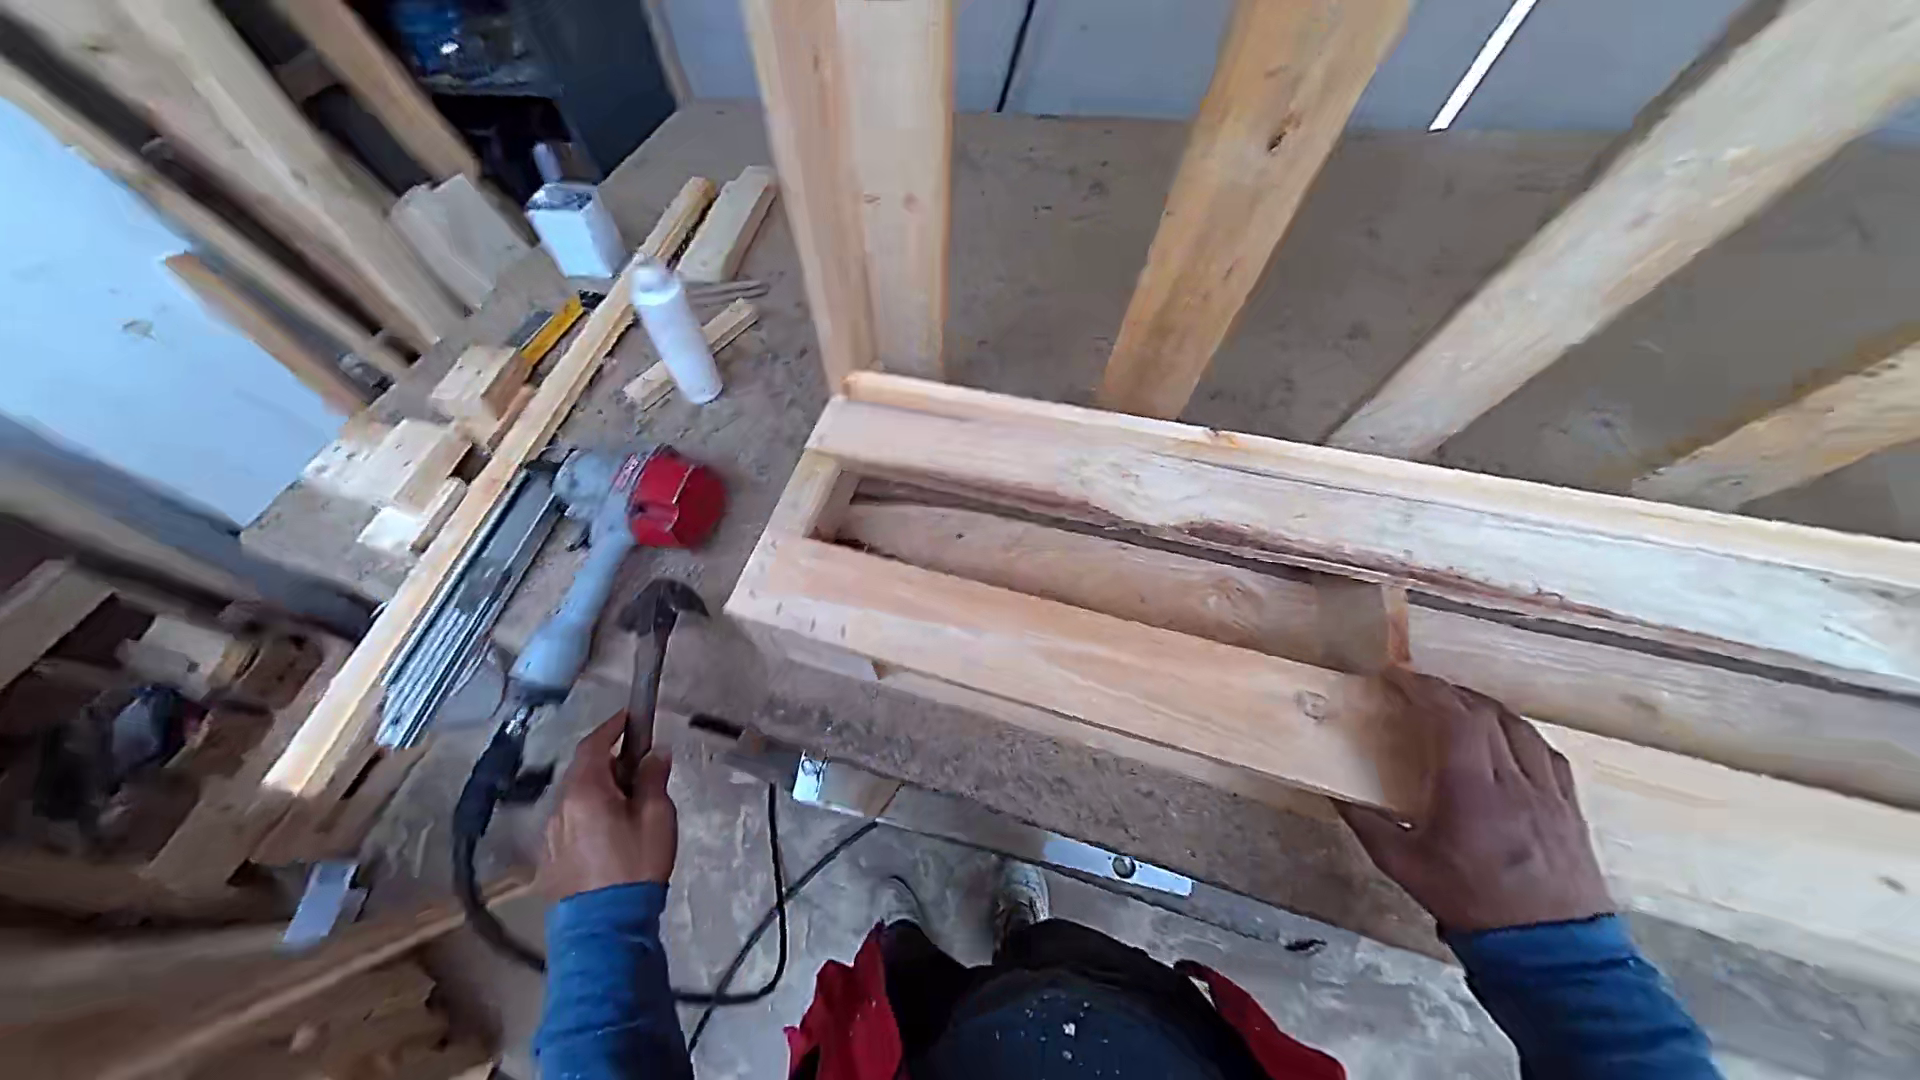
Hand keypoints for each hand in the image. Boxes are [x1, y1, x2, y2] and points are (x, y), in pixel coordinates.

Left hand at [541, 712, 676, 900]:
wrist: (606, 927)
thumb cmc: (636, 863)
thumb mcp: (657, 815)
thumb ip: (652, 778)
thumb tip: (655, 753)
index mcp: (585, 792)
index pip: (593, 746)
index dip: (611, 727)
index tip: (629, 717)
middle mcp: (560, 808)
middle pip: (583, 771)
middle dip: (610, 760)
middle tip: (640, 763)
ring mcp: (551, 835)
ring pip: (577, 797)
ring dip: (601, 788)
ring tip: (630, 799)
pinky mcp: (551, 858)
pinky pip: (572, 821)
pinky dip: (591, 811)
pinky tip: (612, 828)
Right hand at [1339, 670, 1612, 933]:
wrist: (1553, 949)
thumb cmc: (1468, 900)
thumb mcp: (1401, 863)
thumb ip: (1364, 822)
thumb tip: (1334, 791)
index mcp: (1471, 791)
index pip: (1453, 719)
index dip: (1424, 688)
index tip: (1396, 676)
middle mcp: (1514, 782)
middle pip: (1484, 713)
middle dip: (1446, 689)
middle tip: (1415, 685)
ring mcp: (1548, 792)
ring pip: (1518, 726)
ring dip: (1481, 704)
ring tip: (1454, 700)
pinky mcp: (1569, 806)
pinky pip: (1545, 751)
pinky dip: (1516, 730)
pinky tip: (1502, 734)